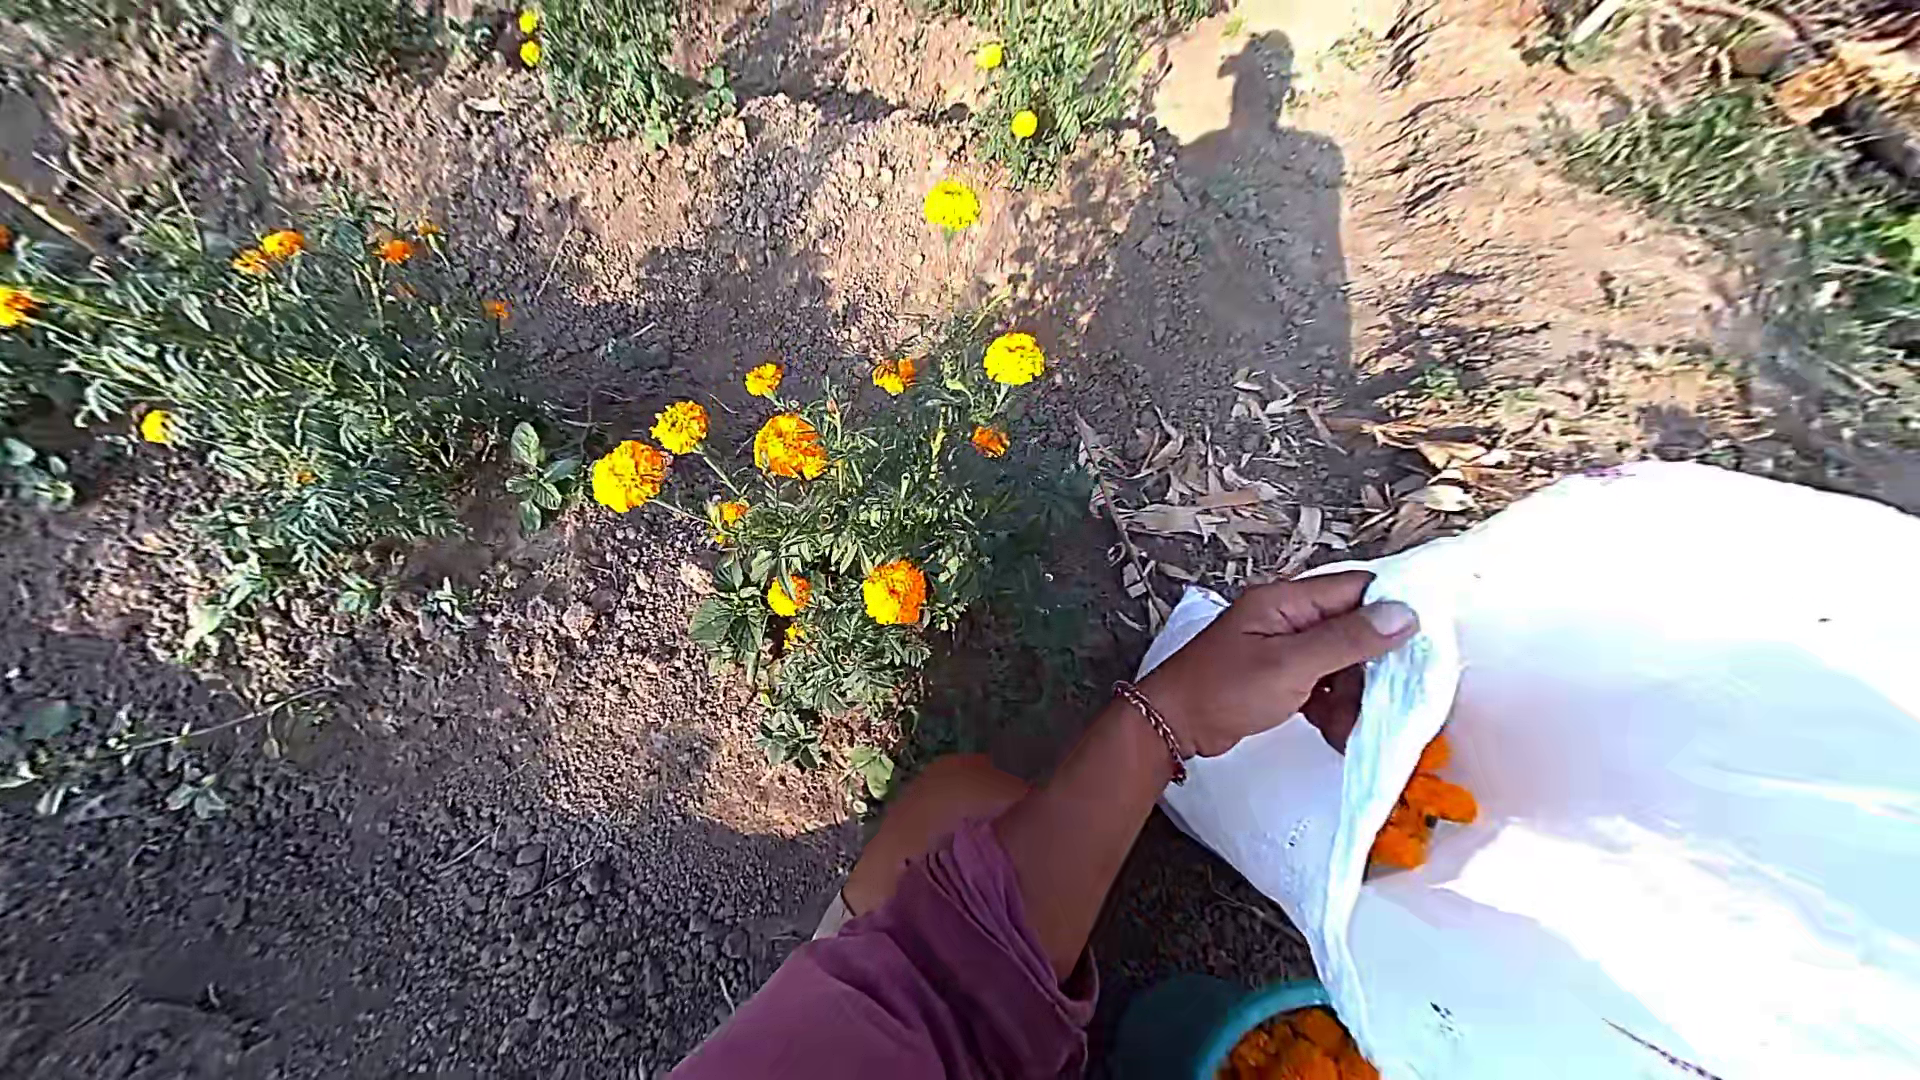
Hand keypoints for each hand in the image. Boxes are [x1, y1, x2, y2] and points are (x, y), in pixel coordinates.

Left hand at [1137, 571, 1417, 757]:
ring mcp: (1280, 647)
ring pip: (1339, 663)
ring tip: (1344, 728)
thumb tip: (1403, 612)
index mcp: (1283, 601)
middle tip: (1376, 704)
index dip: (1391, 612)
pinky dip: (1330, 707)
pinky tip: (1332, 731)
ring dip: (1350, 697)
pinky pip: (1320, 683)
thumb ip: (1345, 640)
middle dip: (1368, 670)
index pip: (1354, 589)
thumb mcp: (1290, 665)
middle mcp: (1283, 617)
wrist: (1174, 723)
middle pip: (1351, 631)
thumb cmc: (1223, 690)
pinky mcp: (1277, 674)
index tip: (1423, 645)